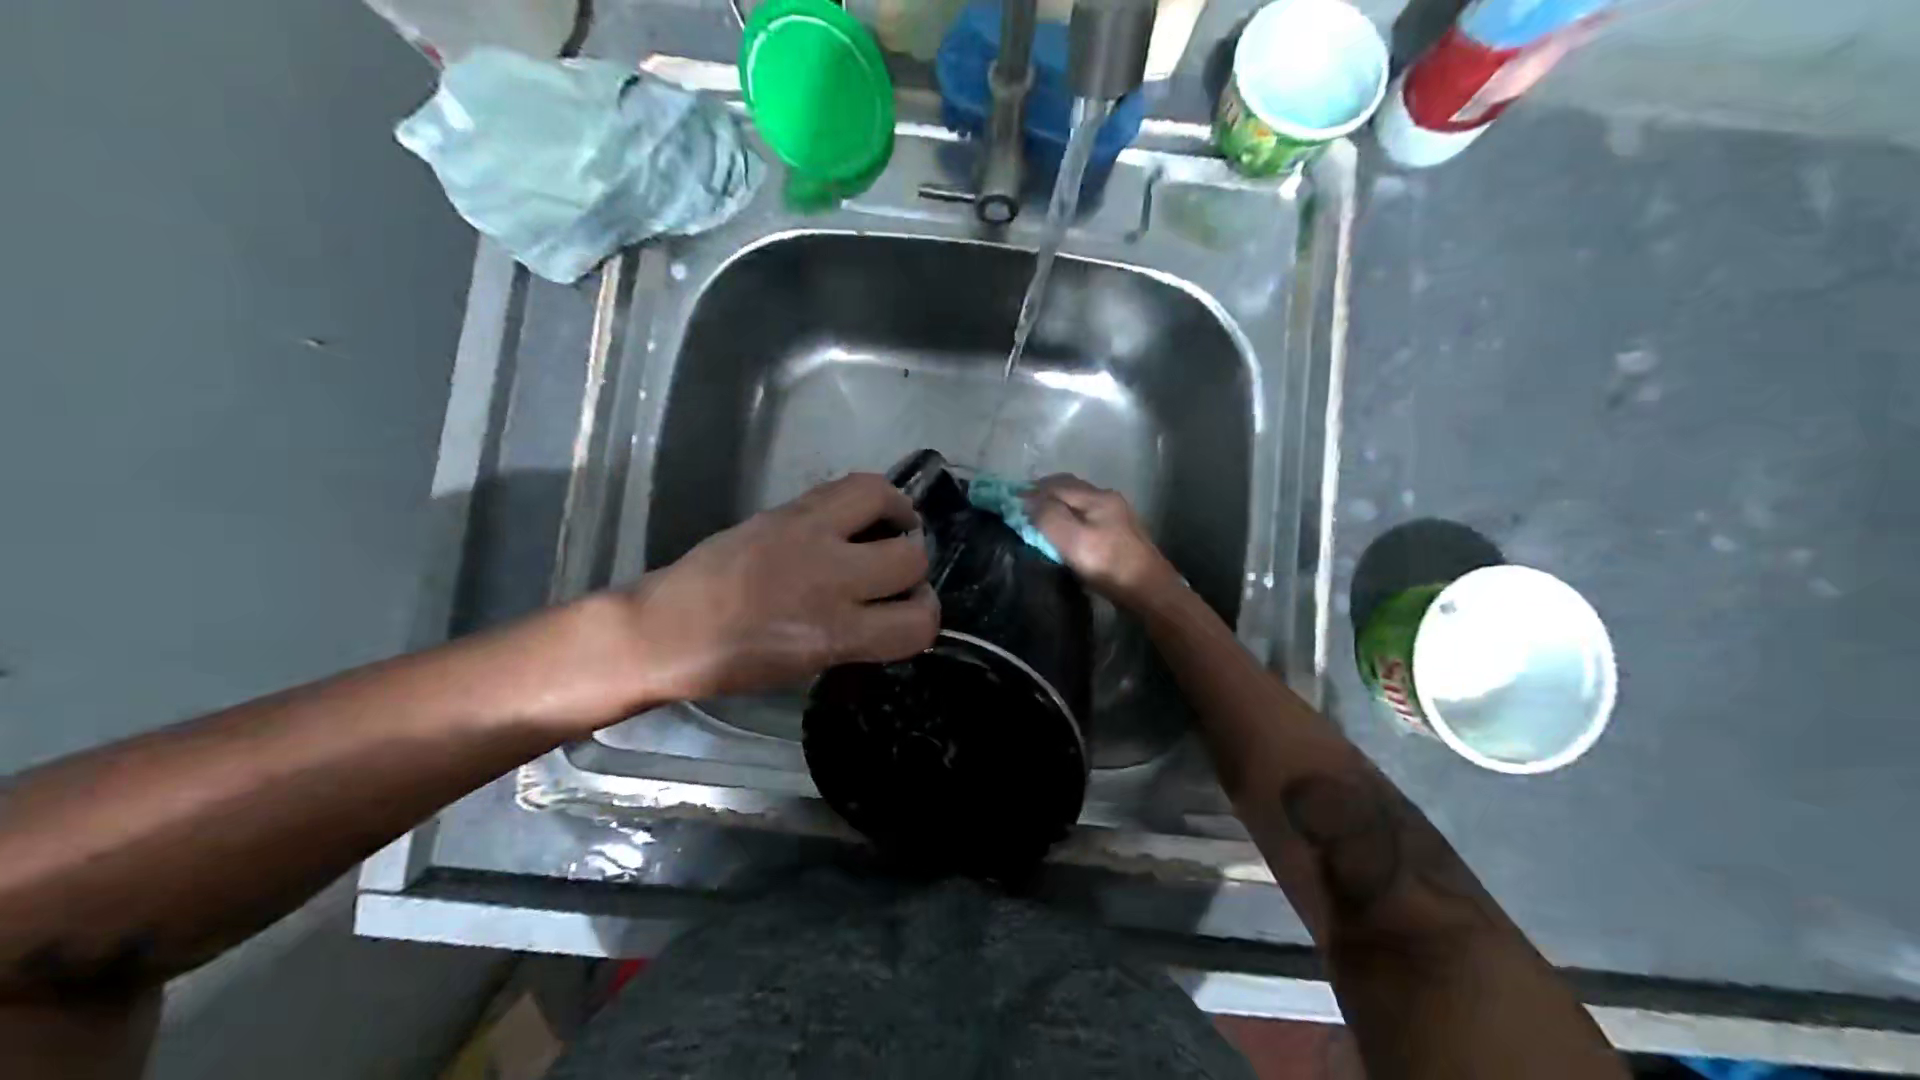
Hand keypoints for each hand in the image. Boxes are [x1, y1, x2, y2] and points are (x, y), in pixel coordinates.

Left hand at [581, 474, 940, 713]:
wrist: (666, 628)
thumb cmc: (734, 663)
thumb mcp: (809, 665)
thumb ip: (858, 637)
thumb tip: (892, 609)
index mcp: (833, 634)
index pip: (917, 624)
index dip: (924, 617)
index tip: (909, 613)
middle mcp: (830, 580)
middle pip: (912, 560)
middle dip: (914, 570)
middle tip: (896, 573)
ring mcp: (808, 535)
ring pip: (888, 501)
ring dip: (901, 518)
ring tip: (894, 528)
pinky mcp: (788, 509)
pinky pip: (851, 486)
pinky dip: (872, 498)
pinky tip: (864, 513)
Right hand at [1024, 475, 1179, 607]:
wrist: (1150, 591)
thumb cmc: (1108, 565)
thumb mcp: (1072, 540)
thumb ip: (1048, 516)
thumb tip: (1029, 499)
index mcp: (1096, 496)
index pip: (1056, 485)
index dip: (1031, 490)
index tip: (1010, 500)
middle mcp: (1108, 498)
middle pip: (1069, 487)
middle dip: (1044, 492)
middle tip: (1021, 506)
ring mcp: (1116, 515)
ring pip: (1079, 501)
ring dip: (1057, 504)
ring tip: (1038, 518)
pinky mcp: (1120, 533)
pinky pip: (1087, 515)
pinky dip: (1070, 516)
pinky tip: (1064, 530)